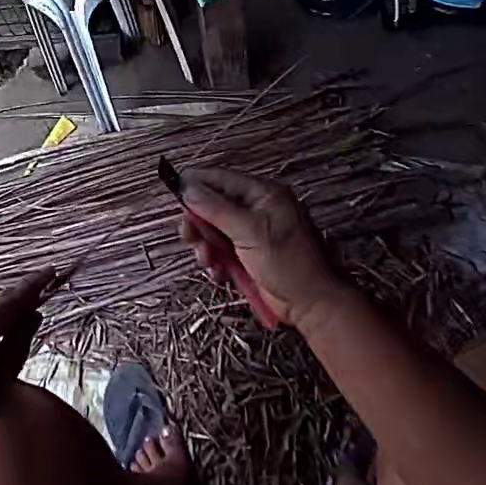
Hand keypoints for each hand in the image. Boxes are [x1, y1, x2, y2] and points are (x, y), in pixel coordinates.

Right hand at [176, 168, 350, 328]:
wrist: (311, 305)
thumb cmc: (290, 264)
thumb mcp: (250, 232)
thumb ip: (216, 209)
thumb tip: (189, 188)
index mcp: (263, 195)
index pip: (222, 179)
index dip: (197, 183)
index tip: (174, 188)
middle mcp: (257, 210)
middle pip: (213, 206)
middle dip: (199, 222)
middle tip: (189, 235)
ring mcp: (251, 234)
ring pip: (213, 231)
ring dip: (206, 246)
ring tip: (208, 260)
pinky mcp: (247, 256)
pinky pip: (221, 252)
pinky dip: (216, 262)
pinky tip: (219, 273)